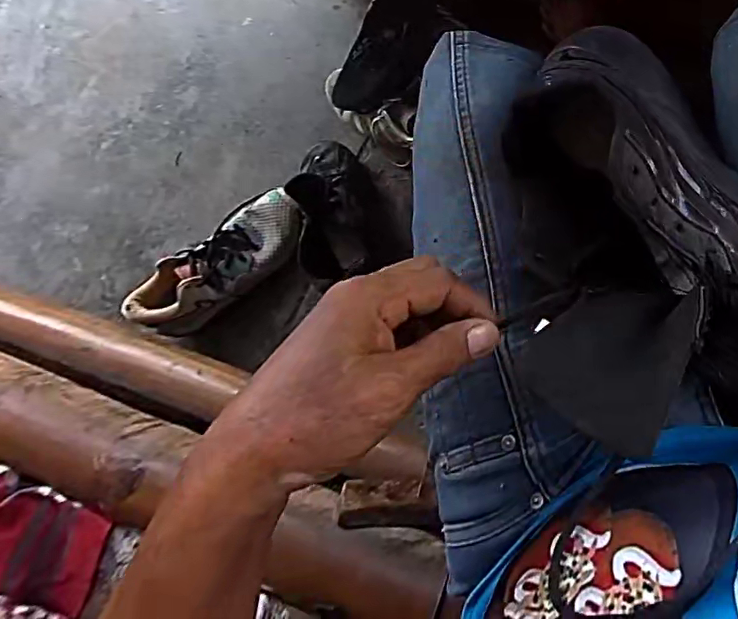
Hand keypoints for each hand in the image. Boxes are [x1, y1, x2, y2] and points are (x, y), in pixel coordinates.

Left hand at [195, 256, 499, 497]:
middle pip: (422, 280)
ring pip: (406, 299)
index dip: (470, 303)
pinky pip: (387, 318)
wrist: (246, 458)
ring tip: (448, 357)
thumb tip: (487, 331)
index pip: (437, 280)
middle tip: (473, 341)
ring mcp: (343, 313)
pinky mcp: (336, 335)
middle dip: (454, 306)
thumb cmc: (315, 421)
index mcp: (368, 296)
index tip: (490, 334)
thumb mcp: (392, 388)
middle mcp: (355, 294)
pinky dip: (412, 333)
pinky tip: (416, 364)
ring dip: (433, 321)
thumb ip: (445, 352)